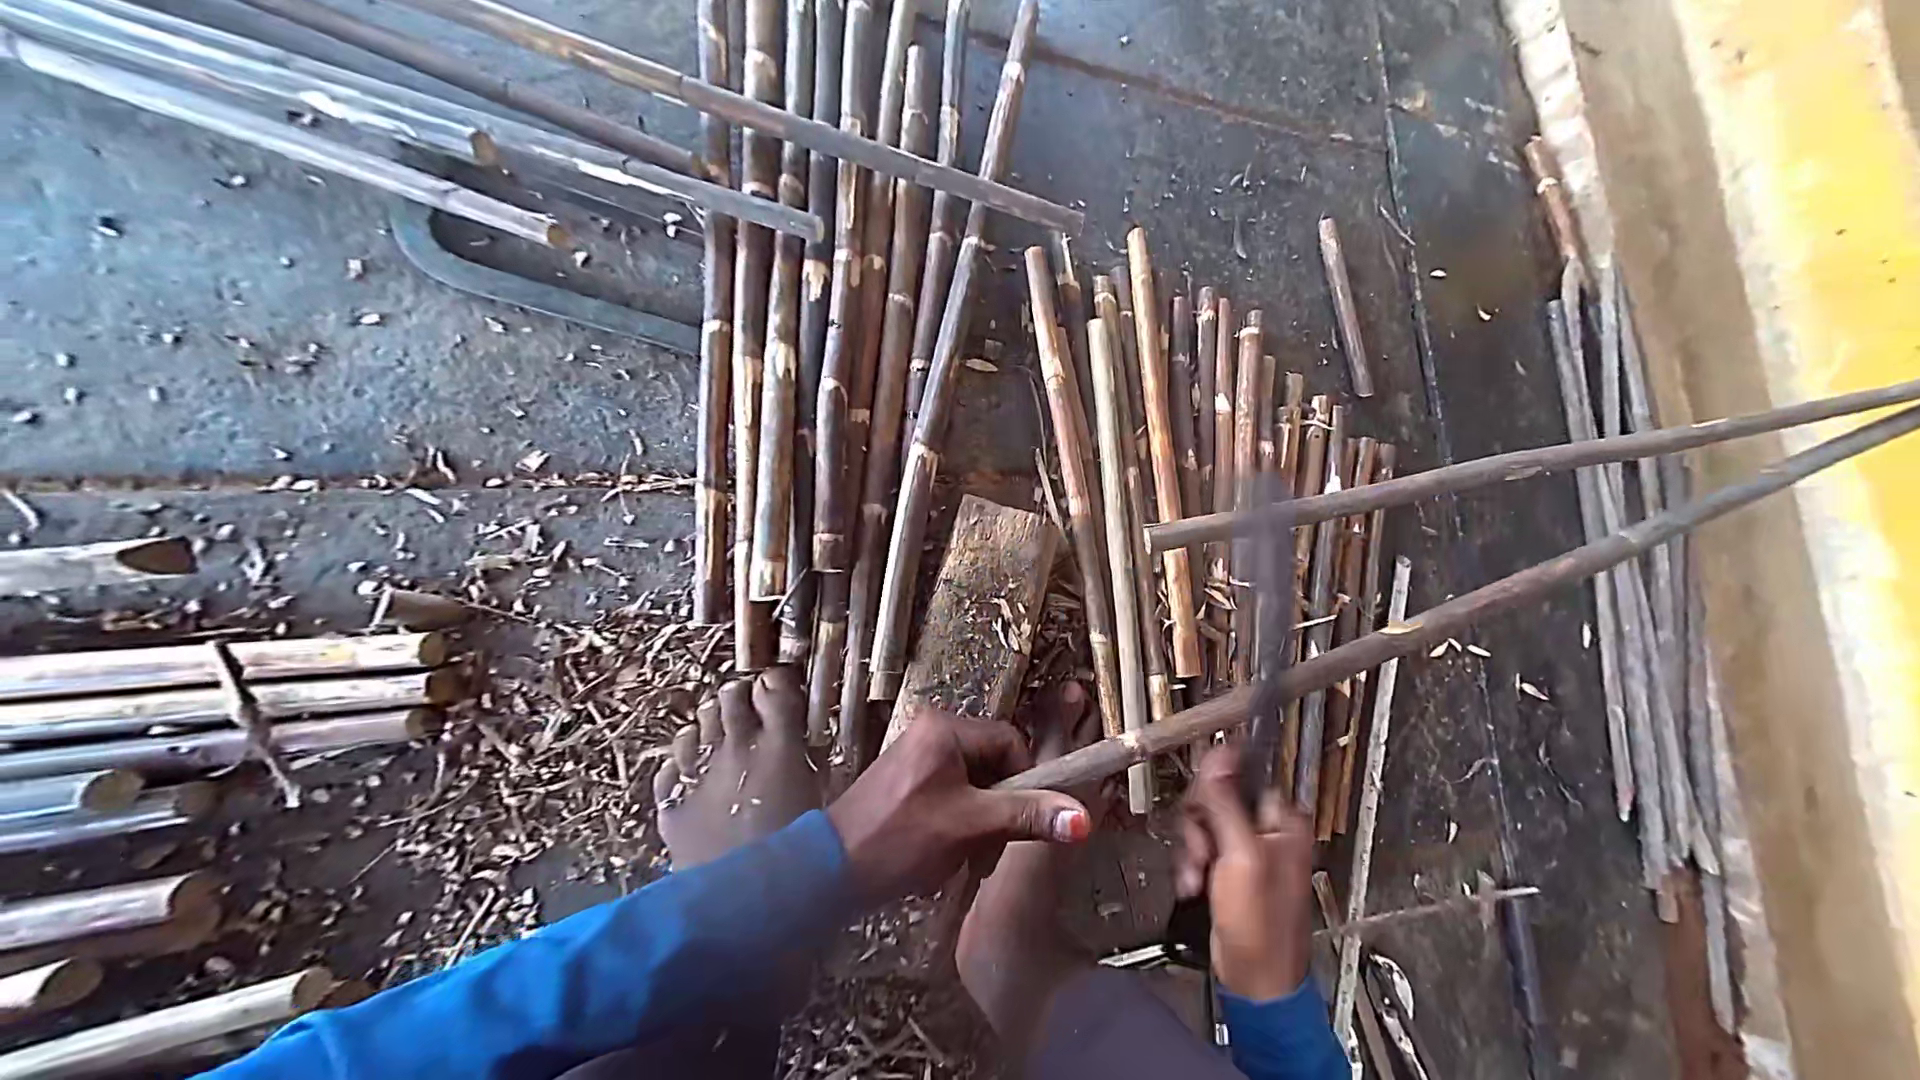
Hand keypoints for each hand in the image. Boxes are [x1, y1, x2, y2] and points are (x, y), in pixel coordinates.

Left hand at [826, 709, 1091, 902]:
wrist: (828, 871)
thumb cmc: (900, 838)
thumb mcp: (969, 826)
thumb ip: (1026, 816)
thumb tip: (1083, 819)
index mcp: (944, 728)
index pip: (1009, 741)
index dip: (1024, 781)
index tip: (1019, 819)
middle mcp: (930, 731)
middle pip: (993, 763)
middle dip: (999, 808)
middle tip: (989, 847)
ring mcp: (917, 756)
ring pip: (974, 783)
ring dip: (980, 822)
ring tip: (965, 857)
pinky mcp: (907, 780)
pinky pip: (951, 793)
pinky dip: (958, 823)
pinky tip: (945, 853)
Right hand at [1174, 743, 1314, 1001]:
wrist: (1253, 979)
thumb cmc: (1261, 927)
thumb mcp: (1240, 854)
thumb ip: (1226, 801)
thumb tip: (1220, 755)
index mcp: (1283, 821)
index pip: (1242, 773)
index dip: (1215, 783)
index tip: (1199, 801)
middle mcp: (1267, 830)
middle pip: (1216, 796)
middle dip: (1197, 823)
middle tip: (1201, 847)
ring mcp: (1246, 849)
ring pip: (1202, 821)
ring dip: (1191, 847)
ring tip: (1196, 872)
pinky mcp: (1228, 866)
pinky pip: (1198, 845)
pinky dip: (1190, 862)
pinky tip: (1193, 883)